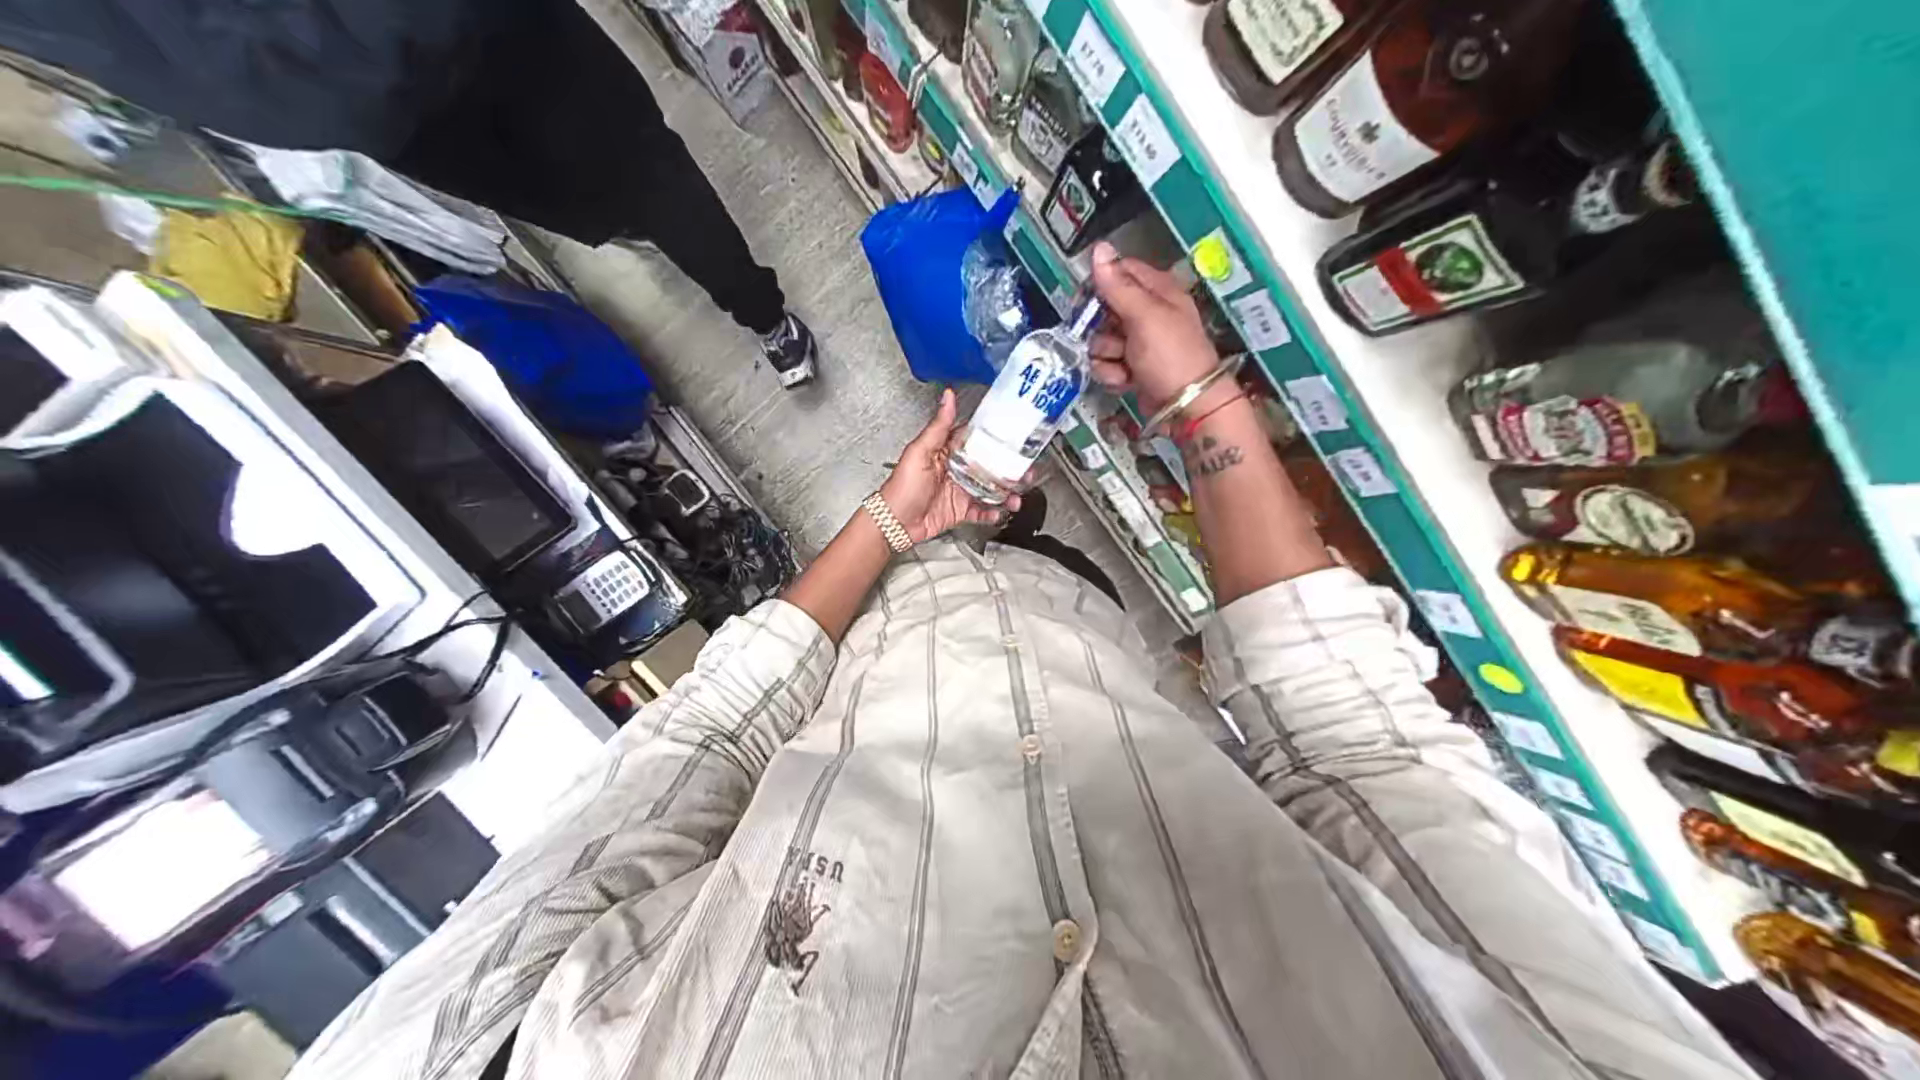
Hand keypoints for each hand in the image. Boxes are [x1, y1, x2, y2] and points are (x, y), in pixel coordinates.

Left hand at [878, 388, 1021, 543]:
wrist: (894, 522)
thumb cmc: (901, 487)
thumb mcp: (920, 452)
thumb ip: (938, 426)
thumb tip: (948, 397)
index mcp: (947, 452)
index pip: (976, 442)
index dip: (995, 440)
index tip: (1015, 439)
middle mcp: (956, 470)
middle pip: (988, 467)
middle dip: (1008, 470)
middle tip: (1025, 472)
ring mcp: (959, 491)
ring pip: (989, 490)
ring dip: (1006, 493)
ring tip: (1016, 497)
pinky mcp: (960, 511)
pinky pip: (981, 511)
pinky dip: (993, 512)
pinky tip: (1001, 511)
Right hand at [1086, 241, 1223, 414]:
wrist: (1187, 407)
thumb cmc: (1171, 355)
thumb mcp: (1144, 316)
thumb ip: (1118, 286)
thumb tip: (1098, 248)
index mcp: (1157, 291)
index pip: (1119, 272)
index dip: (1099, 285)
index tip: (1083, 301)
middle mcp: (1147, 313)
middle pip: (1104, 310)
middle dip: (1100, 329)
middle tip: (1111, 339)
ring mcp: (1139, 343)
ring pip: (1101, 341)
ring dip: (1105, 356)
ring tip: (1123, 365)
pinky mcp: (1132, 368)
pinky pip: (1107, 364)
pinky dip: (1112, 374)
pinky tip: (1125, 381)